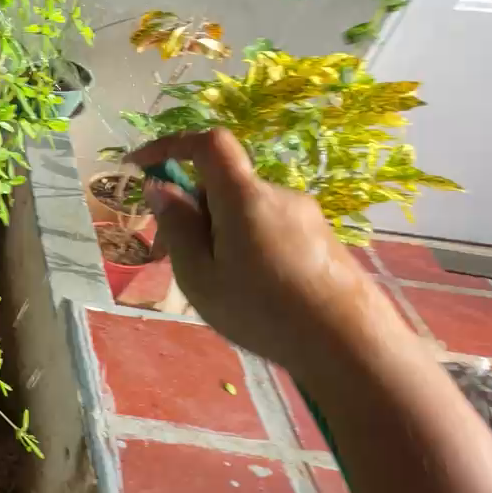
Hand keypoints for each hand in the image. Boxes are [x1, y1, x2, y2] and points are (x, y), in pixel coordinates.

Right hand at [124, 128, 407, 370]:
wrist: (352, 348)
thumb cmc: (262, 311)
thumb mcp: (199, 274)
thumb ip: (177, 225)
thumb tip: (160, 187)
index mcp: (245, 198)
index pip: (208, 144)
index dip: (169, 144)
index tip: (139, 165)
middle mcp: (278, 196)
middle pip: (220, 185)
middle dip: (188, 210)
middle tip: (169, 257)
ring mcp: (304, 217)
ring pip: (241, 210)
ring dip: (214, 231)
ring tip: (208, 280)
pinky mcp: (319, 238)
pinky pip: (264, 226)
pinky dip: (240, 242)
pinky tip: (243, 287)